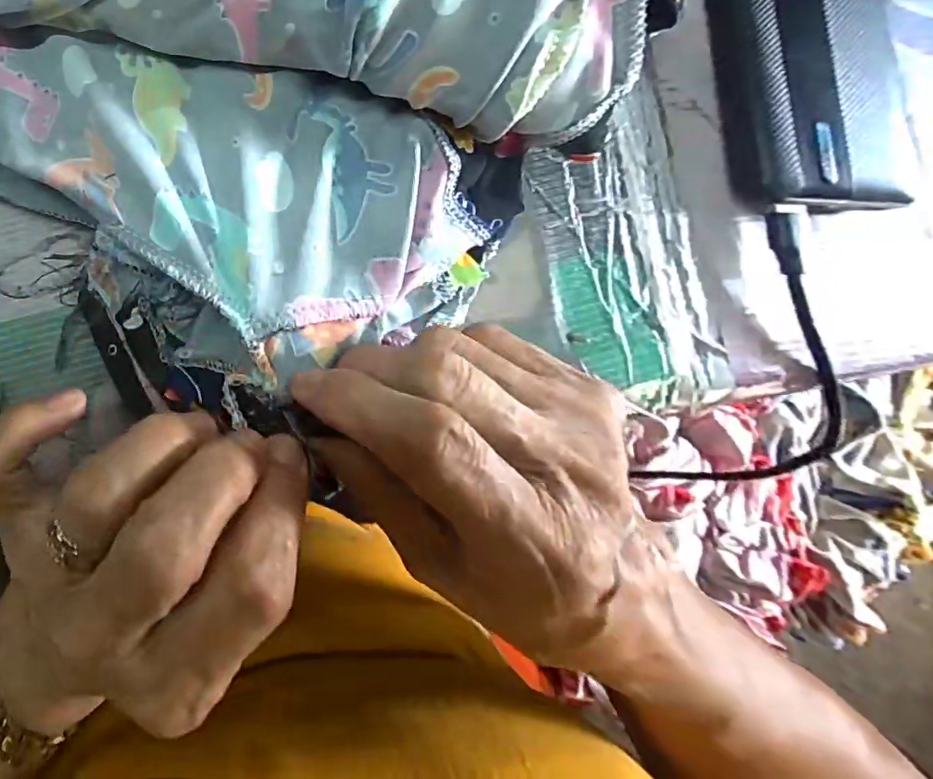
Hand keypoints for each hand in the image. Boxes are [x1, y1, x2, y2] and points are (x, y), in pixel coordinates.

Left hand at [0, 390, 307, 738]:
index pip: (245, 596)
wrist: (51, 649)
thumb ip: (248, 567)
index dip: (277, 513)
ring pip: (94, 497)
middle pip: (160, 550)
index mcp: (171, 684)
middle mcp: (96, 635)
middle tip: (245, 441)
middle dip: (221, 478)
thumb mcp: (210, 634)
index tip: (287, 459)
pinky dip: (25, 425)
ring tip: (196, 425)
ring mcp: (41, 576)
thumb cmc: (152, 632)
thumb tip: (282, 463)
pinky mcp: (2, 530)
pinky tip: (77, 401)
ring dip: (159, 443)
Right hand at [290, 325, 675, 679]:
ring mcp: (579, 410)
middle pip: (440, 375)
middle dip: (364, 370)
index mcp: (525, 527)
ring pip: (455, 345)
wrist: (628, 589)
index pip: (431, 437)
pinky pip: (484, 337)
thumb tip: (321, 430)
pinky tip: (435, 381)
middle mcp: (561, 458)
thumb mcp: (432, 566)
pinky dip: (439, 349)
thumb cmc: (519, 596)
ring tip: (382, 387)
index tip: (304, 390)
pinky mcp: (585, 383)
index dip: (356, 402)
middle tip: (333, 387)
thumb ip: (376, 492)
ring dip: (396, 357)